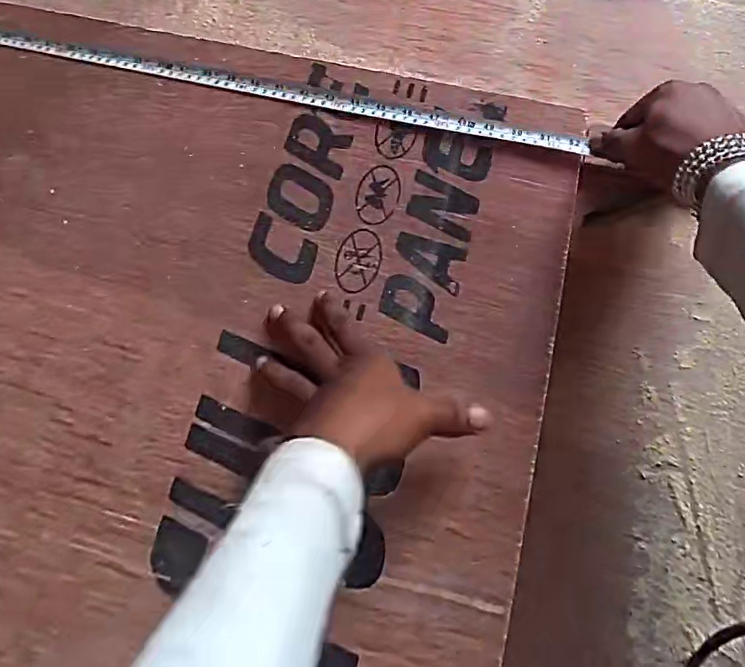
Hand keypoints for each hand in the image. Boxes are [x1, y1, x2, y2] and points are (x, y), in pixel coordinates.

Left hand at [254, 292, 489, 471]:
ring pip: (294, 378)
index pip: (349, 331)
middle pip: (313, 346)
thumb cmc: (384, 420)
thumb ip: (451, 414)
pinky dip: (271, 427)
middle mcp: (337, 375)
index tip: (320, 295)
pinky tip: (256, 431)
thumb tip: (488, 417)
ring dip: (277, 369)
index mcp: (365, 363)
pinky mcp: (301, 427)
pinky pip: (285, 423)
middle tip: (274, 312)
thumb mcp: (424, 415)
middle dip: (296, 329)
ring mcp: (315, 400)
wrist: (342, 448)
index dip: (336, 314)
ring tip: (258, 360)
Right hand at [588, 80, 744, 189]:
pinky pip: (713, 133)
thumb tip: (594, 139)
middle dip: (656, 135)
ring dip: (681, 138)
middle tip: (652, 160)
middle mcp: (695, 89)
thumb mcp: (634, 150)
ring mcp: (722, 104)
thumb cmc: (673, 154)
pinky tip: (701, 162)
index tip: (626, 155)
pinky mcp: (742, 123)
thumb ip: (612, 142)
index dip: (625, 137)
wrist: (728, 170)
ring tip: (678, 163)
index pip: (634, 115)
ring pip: (689, 123)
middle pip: (664, 116)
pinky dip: (704, 144)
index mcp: (665, 89)